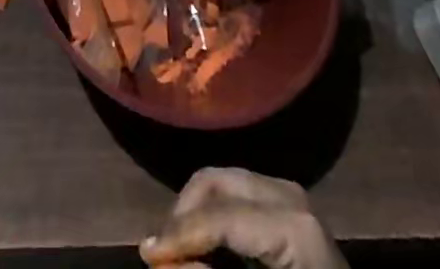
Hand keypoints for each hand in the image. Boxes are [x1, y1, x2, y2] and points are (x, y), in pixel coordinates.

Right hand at [141, 168, 345, 268]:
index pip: (219, 216)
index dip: (179, 234)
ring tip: (180, 246)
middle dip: (184, 213)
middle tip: (162, 248)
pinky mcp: (289, 205)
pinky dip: (215, 213)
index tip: (147, 255)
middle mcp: (291, 197)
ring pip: (223, 182)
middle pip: (216, 182)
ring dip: (196, 211)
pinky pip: (239, 195)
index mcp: (293, 226)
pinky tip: (205, 242)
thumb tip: (160, 257)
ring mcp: (291, 196)